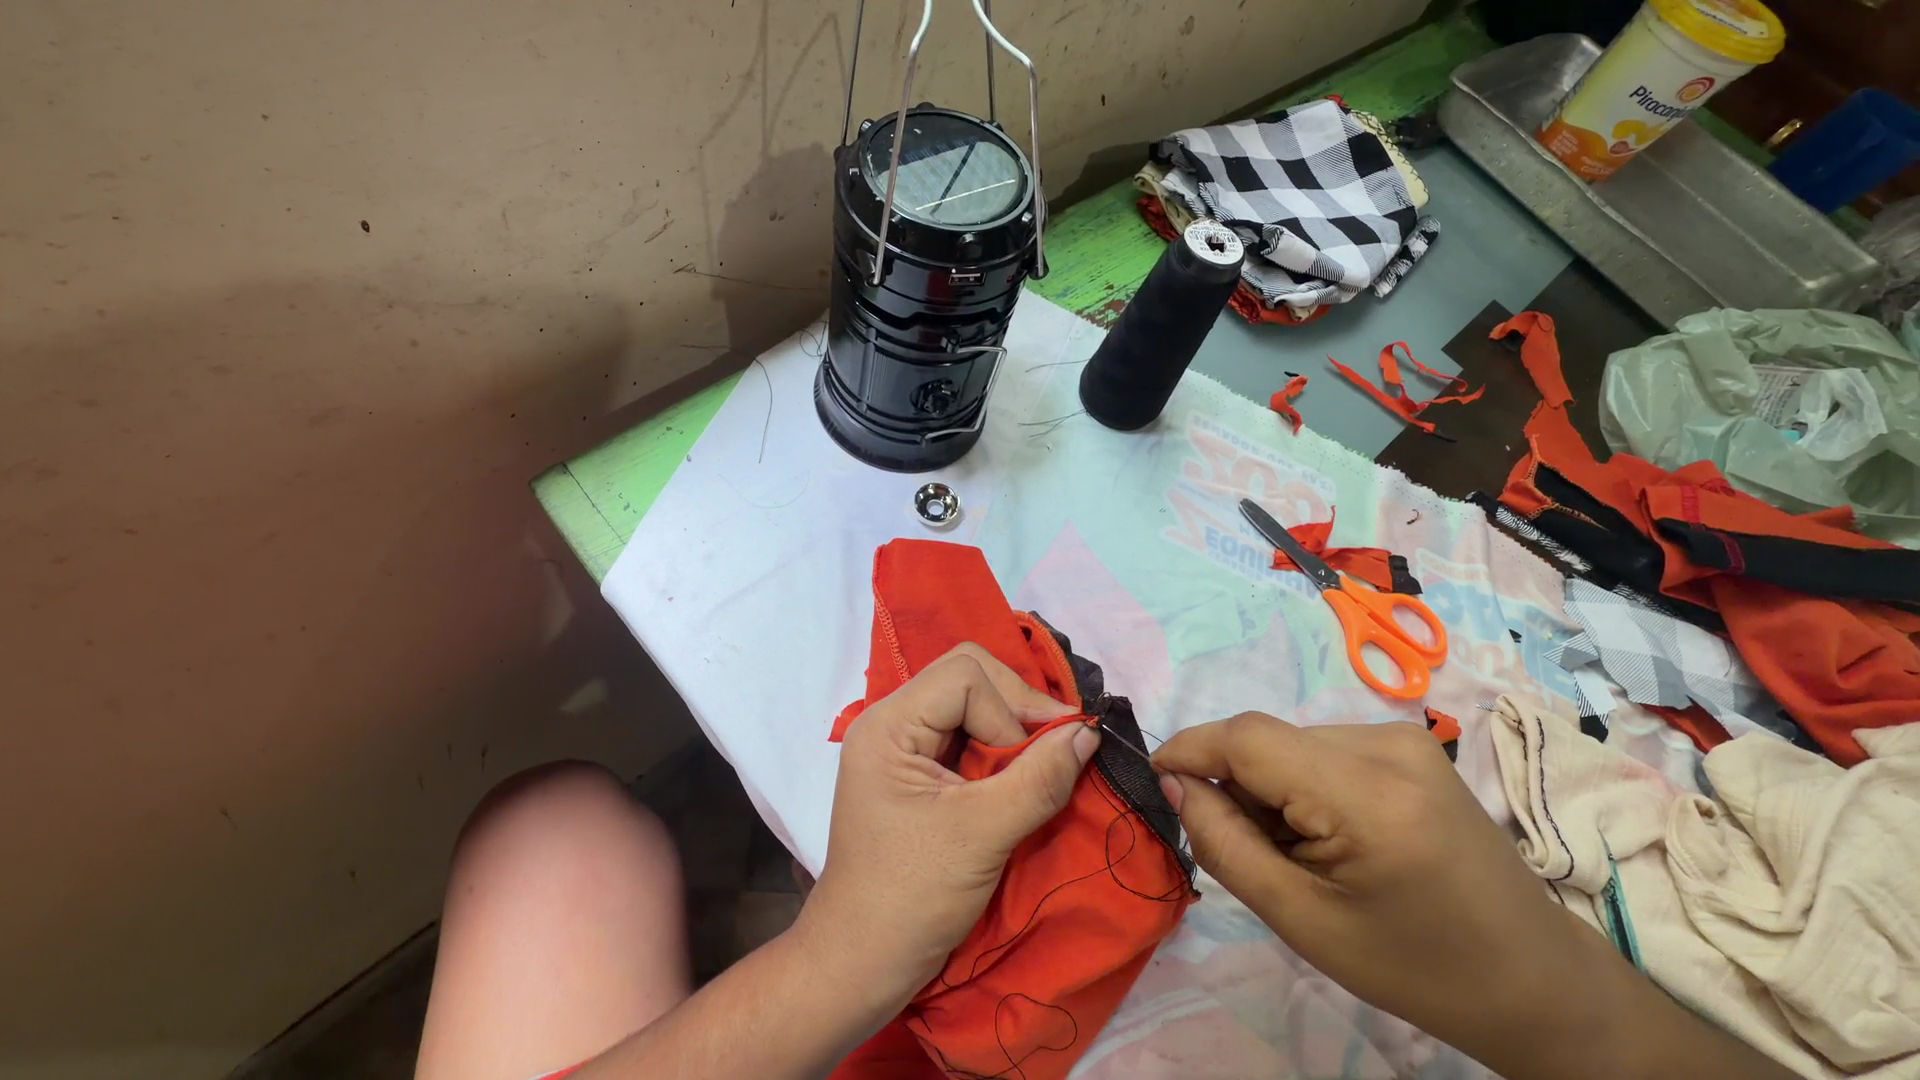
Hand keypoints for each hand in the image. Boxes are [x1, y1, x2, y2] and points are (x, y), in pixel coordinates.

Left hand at [799, 644, 1101, 1011]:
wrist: (861, 962)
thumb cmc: (912, 897)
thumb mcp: (983, 836)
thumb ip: (1039, 780)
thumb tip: (1090, 732)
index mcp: (889, 726)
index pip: (964, 676)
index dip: (1008, 710)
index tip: (1034, 763)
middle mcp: (891, 722)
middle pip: (967, 675)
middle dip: (1016, 708)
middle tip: (1054, 750)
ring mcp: (903, 747)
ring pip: (971, 702)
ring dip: (1012, 729)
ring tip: (1041, 765)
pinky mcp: (917, 772)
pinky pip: (967, 734)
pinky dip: (1000, 750)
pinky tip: (1020, 776)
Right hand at [1151, 713, 1594, 1056]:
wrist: (1532, 979)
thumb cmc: (1413, 965)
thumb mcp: (1301, 920)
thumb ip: (1225, 844)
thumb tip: (1177, 783)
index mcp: (1367, 796)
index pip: (1248, 739)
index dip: (1190, 749)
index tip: (1156, 781)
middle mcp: (1388, 744)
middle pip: (1268, 742)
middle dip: (1235, 786)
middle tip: (1251, 854)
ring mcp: (1405, 739)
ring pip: (1291, 744)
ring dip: (1269, 788)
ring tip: (1300, 854)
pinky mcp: (1411, 745)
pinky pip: (1322, 748)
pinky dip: (1301, 784)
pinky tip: (1331, 835)